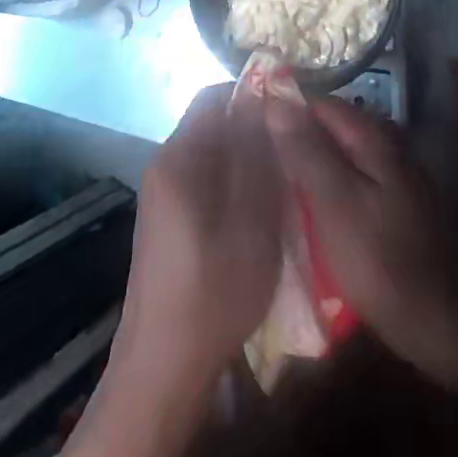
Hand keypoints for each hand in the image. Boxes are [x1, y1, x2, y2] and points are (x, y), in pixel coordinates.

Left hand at [118, 84, 282, 376]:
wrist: (165, 361)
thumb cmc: (215, 288)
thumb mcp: (250, 218)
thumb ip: (255, 154)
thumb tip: (260, 96)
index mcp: (178, 157)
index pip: (213, 96)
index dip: (253, 95)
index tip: (292, 112)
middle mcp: (164, 165)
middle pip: (212, 125)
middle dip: (254, 131)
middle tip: (294, 153)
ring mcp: (162, 194)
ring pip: (212, 154)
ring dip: (247, 160)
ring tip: (284, 183)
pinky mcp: (168, 219)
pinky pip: (204, 181)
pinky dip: (233, 184)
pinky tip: (258, 213)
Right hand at [262, 94, 457, 385]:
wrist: (446, 323)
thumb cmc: (384, 262)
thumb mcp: (336, 203)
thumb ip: (307, 150)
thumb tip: (276, 100)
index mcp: (372, 136)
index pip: (316, 103)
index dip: (280, 111)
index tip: (243, 133)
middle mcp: (384, 146)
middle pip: (327, 128)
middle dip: (290, 140)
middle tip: (249, 165)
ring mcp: (389, 177)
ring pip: (334, 157)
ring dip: (303, 168)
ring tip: (265, 187)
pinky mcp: (388, 206)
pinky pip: (345, 183)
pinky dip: (321, 190)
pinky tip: (300, 211)